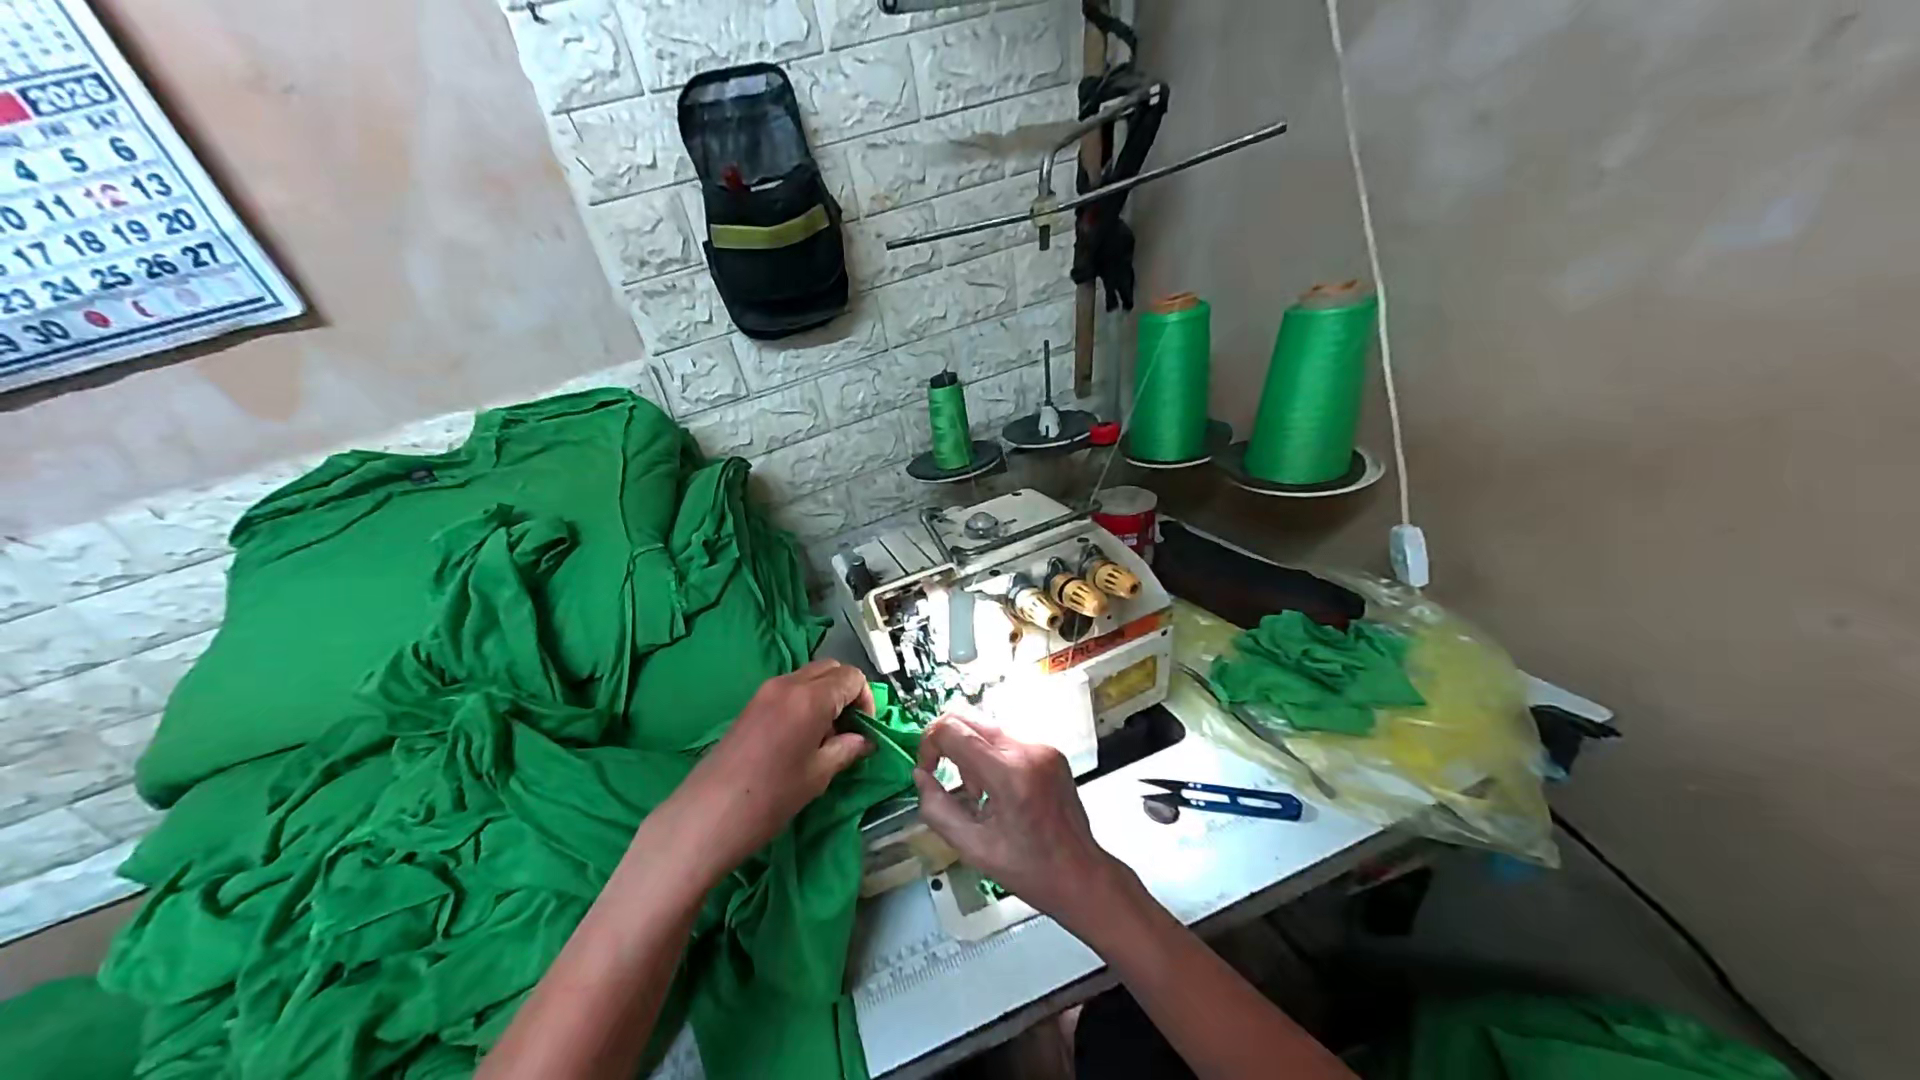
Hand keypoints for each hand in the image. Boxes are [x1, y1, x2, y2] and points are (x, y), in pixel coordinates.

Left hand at [662, 660, 874, 880]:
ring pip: (809, 677)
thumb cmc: (772, 795)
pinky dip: (804, 702)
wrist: (708, 814)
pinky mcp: (751, 705)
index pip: (852, 677)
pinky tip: (799, 739)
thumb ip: (848, 749)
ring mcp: (765, 691)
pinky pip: (789, 689)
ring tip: (823, 737)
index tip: (864, 729)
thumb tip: (865, 740)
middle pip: (831, 668)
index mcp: (811, 697)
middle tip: (848, 729)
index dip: (866, 699)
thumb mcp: (819, 774)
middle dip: (847, 692)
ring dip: (825, 696)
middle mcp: (788, 684)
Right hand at [912, 713, 1129, 927]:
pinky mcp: (1050, 752)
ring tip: (979, 796)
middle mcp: (1028, 750)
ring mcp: (1043, 748)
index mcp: (1008, 773)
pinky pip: (1007, 740)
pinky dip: (992, 757)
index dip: (928, 744)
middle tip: (946, 780)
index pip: (953, 730)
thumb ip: (936, 808)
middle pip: (969, 719)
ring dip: (971, 754)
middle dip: (947, 745)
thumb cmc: (1029, 869)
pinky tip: (1000, 792)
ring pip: (987, 729)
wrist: (1080, 874)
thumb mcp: (972, 847)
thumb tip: (920, 775)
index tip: (927, 771)